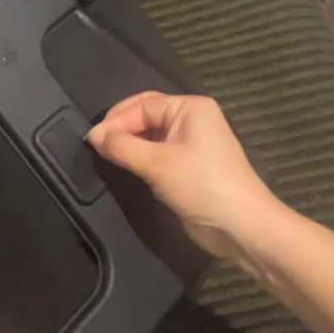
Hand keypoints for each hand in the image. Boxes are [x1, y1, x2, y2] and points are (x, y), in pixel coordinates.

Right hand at [86, 92, 287, 263]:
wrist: (242, 227)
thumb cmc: (202, 185)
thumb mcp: (157, 164)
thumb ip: (122, 147)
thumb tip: (93, 135)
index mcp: (190, 108)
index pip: (144, 104)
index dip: (116, 119)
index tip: (91, 139)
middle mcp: (192, 120)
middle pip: (147, 116)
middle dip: (122, 129)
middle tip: (96, 147)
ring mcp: (192, 145)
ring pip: (151, 137)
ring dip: (130, 146)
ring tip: (106, 158)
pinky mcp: (190, 168)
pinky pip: (158, 155)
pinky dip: (141, 160)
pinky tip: (125, 169)